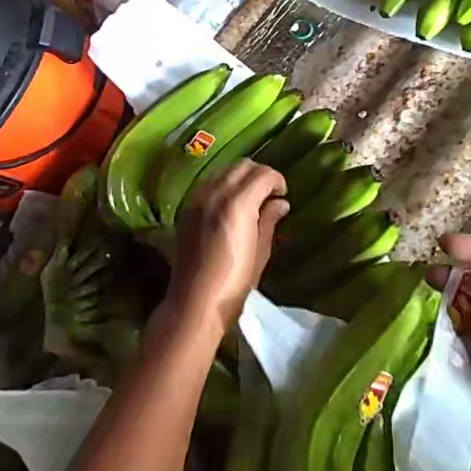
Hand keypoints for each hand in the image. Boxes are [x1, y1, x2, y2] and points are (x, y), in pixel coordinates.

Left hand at [168, 160, 288, 326]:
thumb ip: (269, 220)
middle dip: (260, 174)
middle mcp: (216, 193)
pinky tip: (229, 204)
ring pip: (224, 171)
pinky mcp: (187, 209)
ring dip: (240, 177)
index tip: (283, 194)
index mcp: (238, 203)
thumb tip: (280, 203)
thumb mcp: (261, 251)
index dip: (277, 180)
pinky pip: (209, 184)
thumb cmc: (235, 282)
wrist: (194, 303)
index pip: (263, 174)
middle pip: (243, 166)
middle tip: (269, 193)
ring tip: (250, 197)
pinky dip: (223, 185)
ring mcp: (198, 199)